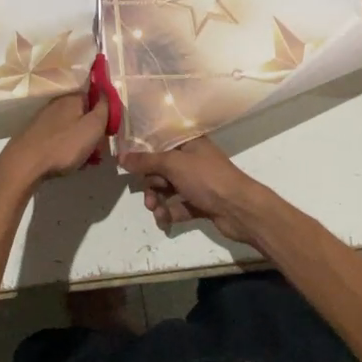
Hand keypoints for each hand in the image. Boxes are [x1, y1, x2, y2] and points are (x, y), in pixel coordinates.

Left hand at [0, 93, 109, 194]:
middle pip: (84, 113)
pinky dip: (68, 147)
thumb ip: (104, 108)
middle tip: (98, 150)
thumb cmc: (63, 145)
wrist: (25, 163)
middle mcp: (58, 103)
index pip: (96, 97)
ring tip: (86, 160)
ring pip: (73, 126)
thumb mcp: (93, 127)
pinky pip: (61, 136)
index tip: (110, 130)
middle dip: (94, 130)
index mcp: (73, 98)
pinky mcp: (38, 132)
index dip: (106, 113)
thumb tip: (108, 91)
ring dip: (82, 141)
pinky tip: (69, 161)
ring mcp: (46, 118)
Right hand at [120, 137, 271, 244]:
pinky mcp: (200, 202)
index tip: (126, 162)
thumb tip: (121, 157)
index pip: (160, 140)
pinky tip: (164, 221)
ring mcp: (197, 182)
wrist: (240, 210)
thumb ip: (146, 161)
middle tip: (148, 196)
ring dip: (158, 200)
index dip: (143, 150)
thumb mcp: (173, 164)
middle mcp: (192, 160)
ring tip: (156, 211)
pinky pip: (177, 205)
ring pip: (168, 188)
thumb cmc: (207, 178)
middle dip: (151, 183)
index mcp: (188, 143)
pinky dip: (169, 212)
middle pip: (161, 168)